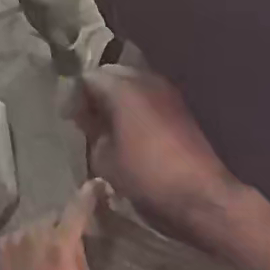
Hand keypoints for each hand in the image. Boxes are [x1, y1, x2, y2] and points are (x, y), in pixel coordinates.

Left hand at [0, 180, 104, 269]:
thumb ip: (79, 247)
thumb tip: (77, 232)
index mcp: (60, 241)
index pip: (78, 205)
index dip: (90, 192)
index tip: (98, 184)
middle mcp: (36, 231)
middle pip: (55, 214)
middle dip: (62, 223)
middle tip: (66, 240)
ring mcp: (15, 236)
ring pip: (36, 223)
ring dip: (43, 232)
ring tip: (45, 253)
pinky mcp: (1, 244)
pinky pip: (20, 234)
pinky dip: (27, 241)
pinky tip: (28, 259)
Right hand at [75, 67, 269, 269]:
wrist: (201, 195)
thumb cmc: (147, 176)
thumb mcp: (105, 159)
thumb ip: (92, 133)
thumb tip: (91, 123)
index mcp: (124, 88)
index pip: (88, 78)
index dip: (74, 97)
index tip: (68, 120)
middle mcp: (147, 80)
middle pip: (112, 75)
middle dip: (95, 93)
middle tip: (85, 120)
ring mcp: (168, 93)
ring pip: (132, 85)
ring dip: (116, 100)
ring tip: (105, 128)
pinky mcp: (181, 109)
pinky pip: (148, 98)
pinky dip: (134, 108)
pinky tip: (128, 133)